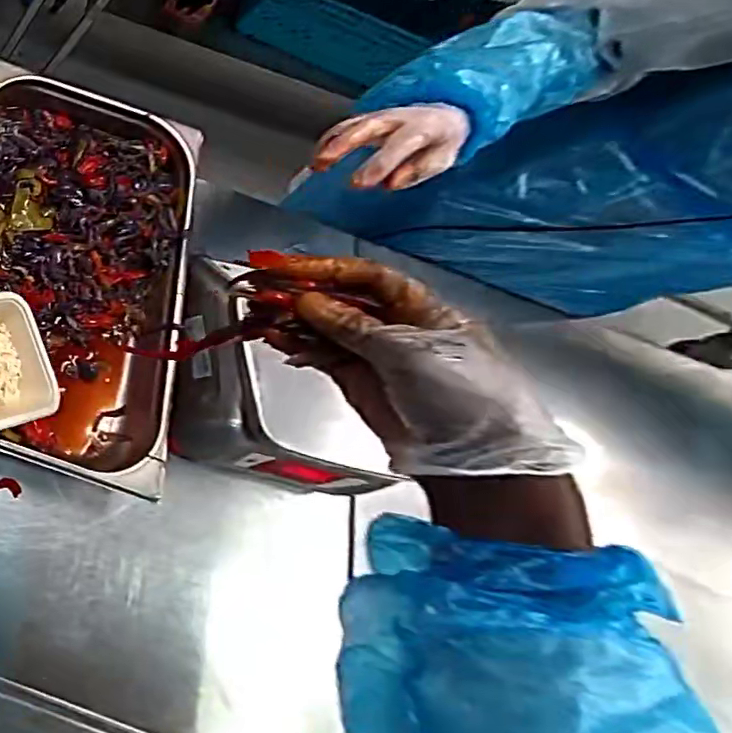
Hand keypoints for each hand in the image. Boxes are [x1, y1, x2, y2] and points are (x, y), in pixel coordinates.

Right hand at [256, 256, 581, 478]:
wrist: (474, 464)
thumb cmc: (469, 402)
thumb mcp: (410, 354)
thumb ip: (354, 326)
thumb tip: (308, 302)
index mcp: (419, 310)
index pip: (365, 276)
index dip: (322, 269)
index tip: (283, 268)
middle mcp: (393, 326)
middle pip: (336, 298)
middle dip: (296, 292)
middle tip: (260, 288)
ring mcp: (370, 352)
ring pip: (319, 325)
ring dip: (286, 317)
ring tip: (258, 313)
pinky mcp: (351, 375)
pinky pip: (313, 351)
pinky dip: (290, 343)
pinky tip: (272, 336)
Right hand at [310, 104, 468, 189]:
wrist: (441, 115)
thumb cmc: (438, 143)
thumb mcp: (442, 159)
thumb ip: (418, 170)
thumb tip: (390, 183)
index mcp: (424, 127)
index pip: (400, 144)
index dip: (379, 164)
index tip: (359, 184)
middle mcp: (397, 118)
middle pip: (368, 126)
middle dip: (343, 144)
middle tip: (323, 163)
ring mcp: (376, 116)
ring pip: (350, 125)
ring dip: (328, 143)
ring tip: (316, 164)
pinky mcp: (361, 119)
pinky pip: (340, 127)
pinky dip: (325, 141)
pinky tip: (316, 158)